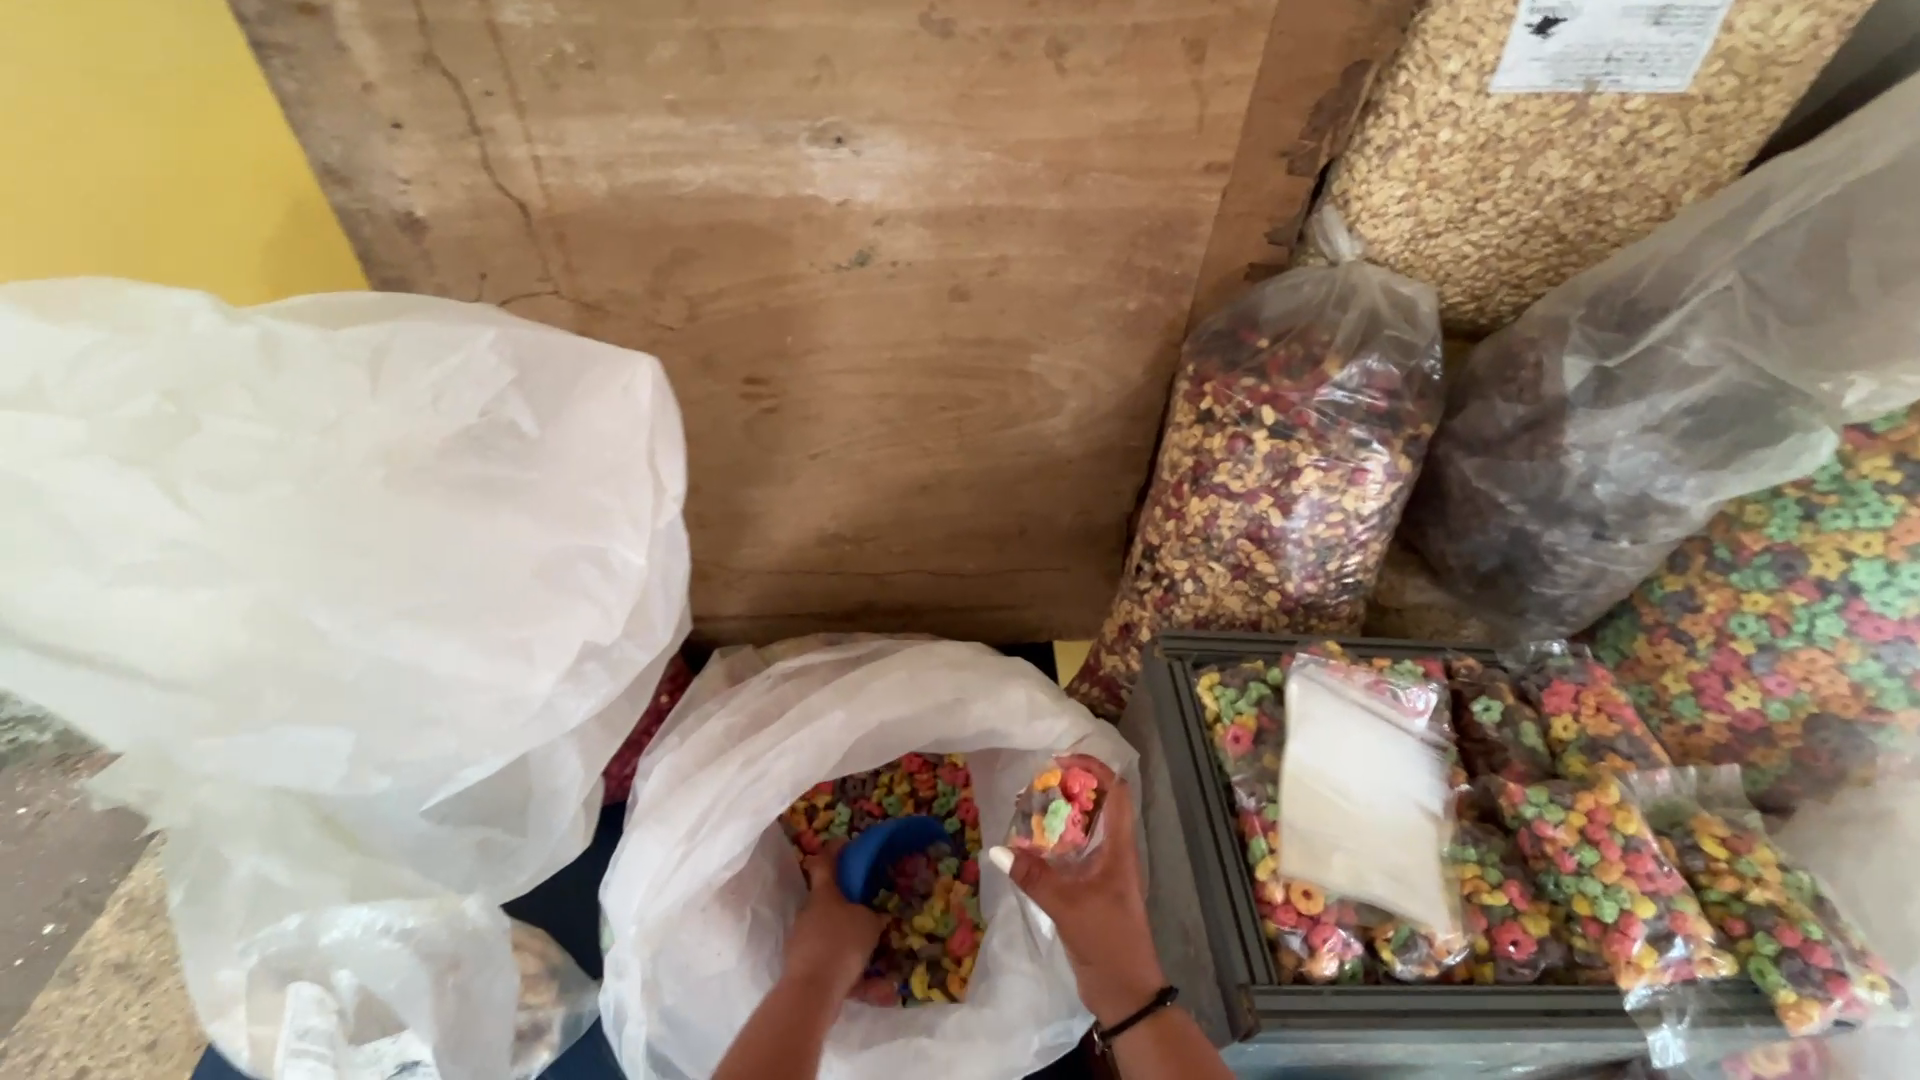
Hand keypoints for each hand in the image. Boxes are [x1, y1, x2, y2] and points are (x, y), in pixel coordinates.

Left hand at [783, 846, 887, 997]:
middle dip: (849, 910)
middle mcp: (809, 915)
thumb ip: (872, 916)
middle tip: (871, 917)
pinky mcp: (804, 970)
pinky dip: (856, 979)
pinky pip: (835, 970)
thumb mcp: (869, 923)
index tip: (845, 843)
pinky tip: (880, 992)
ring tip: (884, 971)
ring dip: (855, 952)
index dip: (835, 850)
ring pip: (833, 941)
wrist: (812, 990)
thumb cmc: (842, 943)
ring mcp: (803, 943)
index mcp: (824, 894)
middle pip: (829, 904)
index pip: (825, 863)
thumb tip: (872, 917)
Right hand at [990, 758, 1166, 1025]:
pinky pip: (1072, 856)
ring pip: (1083, 832)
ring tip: (1027, 809)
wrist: (1126, 994)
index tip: (1063, 760)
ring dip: (1059, 817)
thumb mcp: (1067, 906)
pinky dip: (1052, 846)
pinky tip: (1027, 849)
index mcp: (1120, 849)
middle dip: (1069, 790)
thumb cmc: (1108, 942)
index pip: (1116, 793)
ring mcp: (1104, 874)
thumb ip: (1033, 876)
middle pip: (1097, 807)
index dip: (1094, 769)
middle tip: (1036, 784)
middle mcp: (1114, 854)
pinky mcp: (1091, 892)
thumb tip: (998, 849)